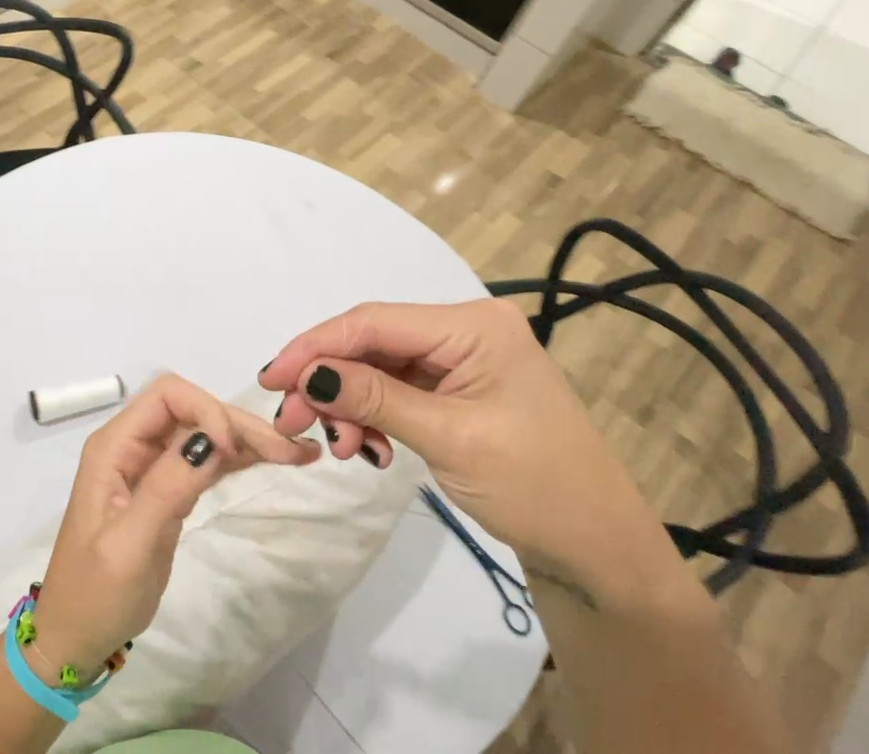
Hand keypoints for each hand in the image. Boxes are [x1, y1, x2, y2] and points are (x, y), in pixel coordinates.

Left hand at [28, 373, 318, 681]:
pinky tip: (273, 463)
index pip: (165, 397)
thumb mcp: (129, 546)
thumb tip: (212, 439)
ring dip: (248, 440)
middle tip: (294, 450)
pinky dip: (239, 460)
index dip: (205, 411)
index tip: (232, 452)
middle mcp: (130, 448)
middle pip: (190, 411)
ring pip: (203, 434)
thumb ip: (167, 489)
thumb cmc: (95, 593)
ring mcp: (149, 468)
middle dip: (239, 424)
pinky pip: (205, 461)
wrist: (76, 635)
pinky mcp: (167, 491)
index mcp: (112, 448)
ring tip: (299, 453)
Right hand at [259, 300, 670, 601]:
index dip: (316, 347)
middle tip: (294, 424)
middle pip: (371, 345)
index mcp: (473, 325)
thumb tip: (308, 375)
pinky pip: (395, 393)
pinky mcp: (455, 392)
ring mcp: (460, 362)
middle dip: (329, 384)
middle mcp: (464, 331)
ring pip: (377, 371)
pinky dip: (373, 419)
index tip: (270, 380)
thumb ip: (374, 398)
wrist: (597, 546)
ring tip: (346, 451)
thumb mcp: (448, 437)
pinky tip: (372, 450)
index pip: (373, 322)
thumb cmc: (535, 485)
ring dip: (350, 408)